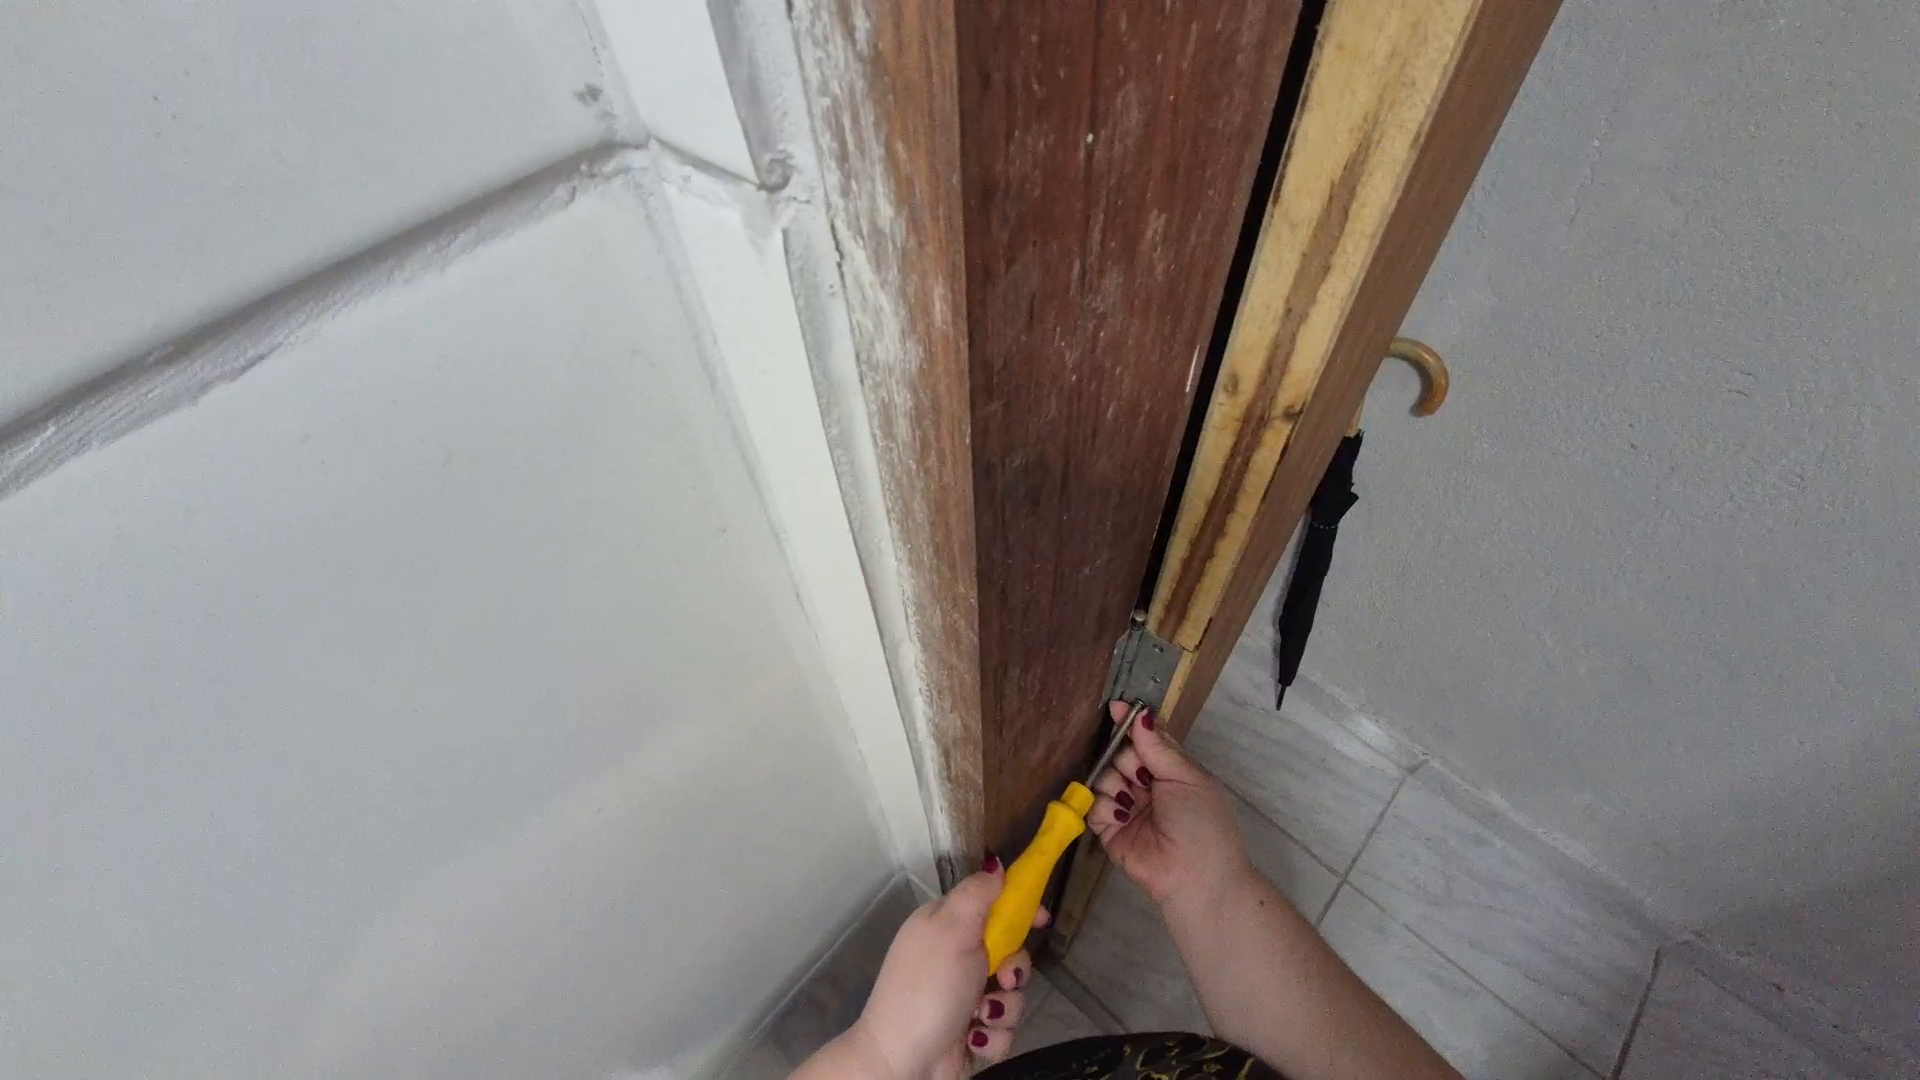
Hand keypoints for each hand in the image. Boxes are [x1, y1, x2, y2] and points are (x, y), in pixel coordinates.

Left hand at [842, 863, 1043, 1079]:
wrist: (903, 1062)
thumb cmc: (928, 985)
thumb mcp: (952, 927)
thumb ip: (978, 892)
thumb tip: (996, 862)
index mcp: (946, 925)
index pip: (989, 904)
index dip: (1018, 908)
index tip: (1042, 918)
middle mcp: (955, 958)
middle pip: (1009, 950)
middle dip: (1015, 967)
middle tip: (1003, 977)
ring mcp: (964, 997)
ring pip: (1012, 992)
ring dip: (1004, 1007)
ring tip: (981, 1016)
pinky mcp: (972, 1032)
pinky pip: (1003, 1027)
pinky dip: (993, 1035)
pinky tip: (973, 1039)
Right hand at [1087, 701, 1253, 912]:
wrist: (1196, 878)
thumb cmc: (1201, 822)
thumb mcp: (1187, 778)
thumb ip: (1158, 746)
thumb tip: (1141, 713)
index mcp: (1171, 771)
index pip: (1145, 739)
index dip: (1131, 724)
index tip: (1115, 708)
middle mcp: (1146, 785)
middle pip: (1121, 754)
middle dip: (1126, 759)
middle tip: (1141, 777)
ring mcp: (1126, 807)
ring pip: (1103, 776)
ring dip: (1115, 783)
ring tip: (1131, 802)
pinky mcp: (1109, 829)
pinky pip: (1093, 805)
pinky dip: (1105, 807)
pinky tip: (1122, 817)